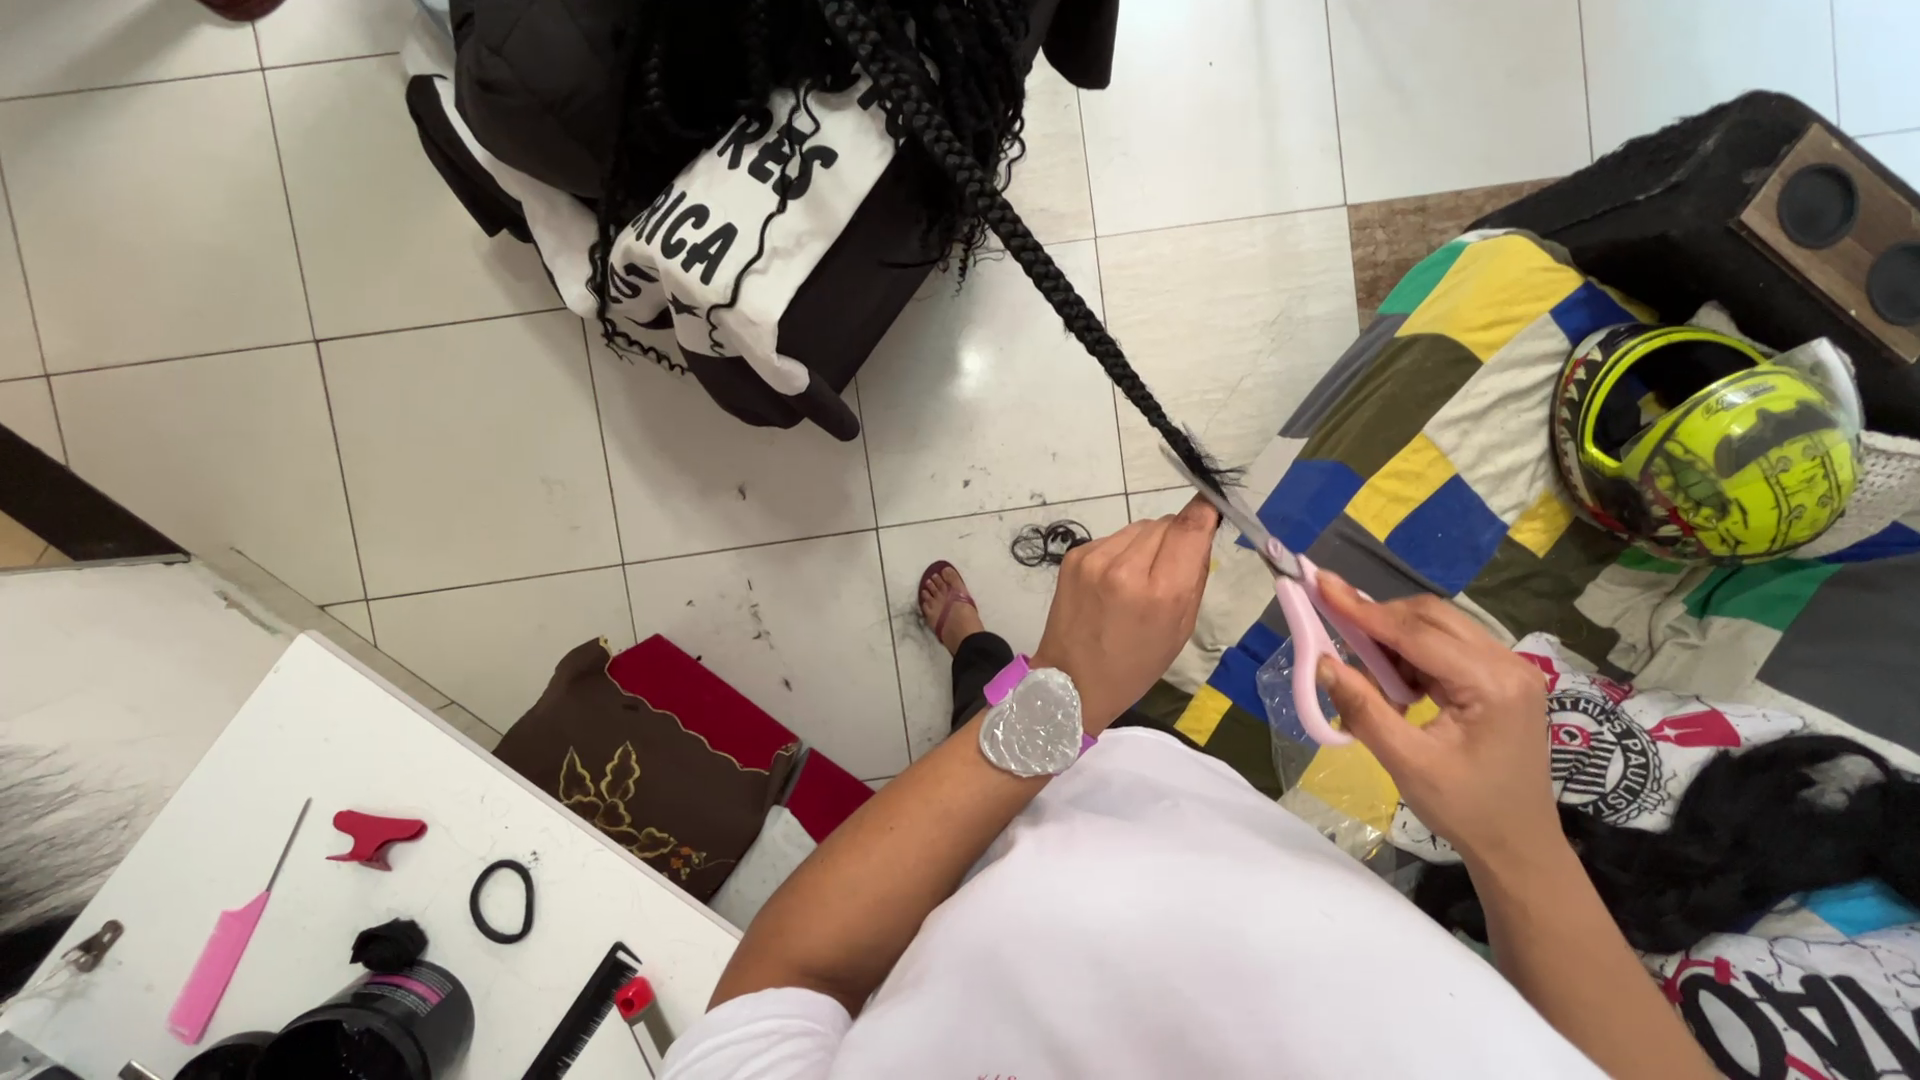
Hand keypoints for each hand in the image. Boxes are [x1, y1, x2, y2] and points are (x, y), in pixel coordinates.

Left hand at [1031, 496, 1218, 732]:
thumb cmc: (1135, 665)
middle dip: (1175, 537)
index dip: (1204, 512)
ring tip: (1140, 578)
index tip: (1211, 508)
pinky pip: (1113, 539)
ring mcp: (1094, 558)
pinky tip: (1115, 580)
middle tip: (1170, 567)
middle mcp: (1125, 567)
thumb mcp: (1181, 629)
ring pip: (1138, 527)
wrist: (1071, 681)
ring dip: (1148, 543)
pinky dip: (1122, 552)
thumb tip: (1202, 533)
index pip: (1189, 527)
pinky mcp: (1074, 556)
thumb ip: (1194, 578)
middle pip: (1165, 523)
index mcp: (1160, 591)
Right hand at [1314, 575, 1561, 869]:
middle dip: (1377, 618)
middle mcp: (1508, 664)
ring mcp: (1510, 670)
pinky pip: (1446, 648)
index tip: (1320, 585)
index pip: (1416, 633)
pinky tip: (1392, 683)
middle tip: (1331, 624)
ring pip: (1437, 628)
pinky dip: (1410, 656)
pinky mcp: (1501, 680)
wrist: (1519, 846)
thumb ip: (1363, 707)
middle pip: (1430, 617)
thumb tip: (1321, 662)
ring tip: (1362, 668)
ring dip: (1393, 638)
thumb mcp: (1405, 762)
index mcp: (1493, 683)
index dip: (1363, 610)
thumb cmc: (1466, 808)